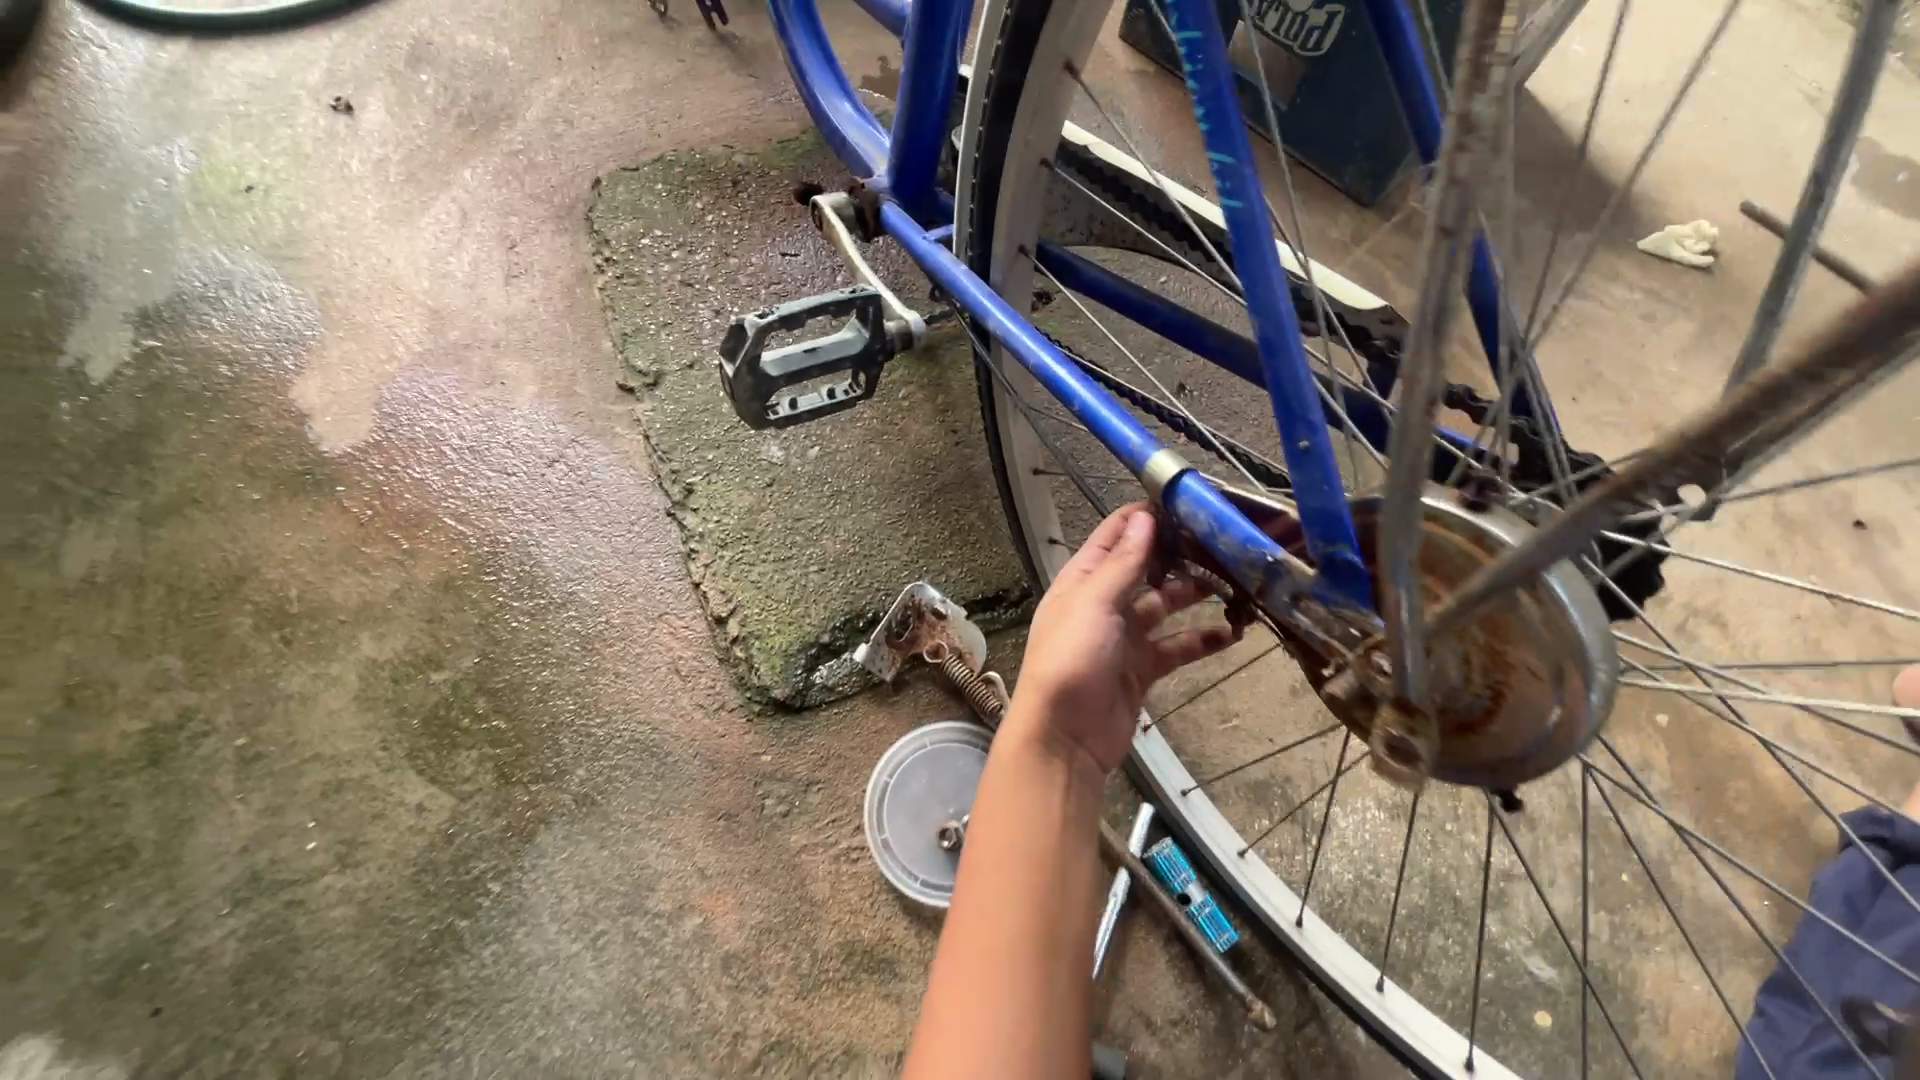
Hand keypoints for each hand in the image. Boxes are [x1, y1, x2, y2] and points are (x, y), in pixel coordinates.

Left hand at [1006, 504, 1240, 771]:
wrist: (1065, 736)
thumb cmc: (1071, 659)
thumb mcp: (1093, 602)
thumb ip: (1121, 563)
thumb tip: (1144, 517)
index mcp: (1081, 581)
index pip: (1113, 537)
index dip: (1145, 518)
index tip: (1186, 502)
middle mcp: (1102, 603)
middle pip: (1144, 569)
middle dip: (1178, 556)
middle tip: (1222, 542)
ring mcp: (1124, 637)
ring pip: (1164, 607)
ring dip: (1194, 595)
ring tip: (1235, 582)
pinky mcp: (1142, 669)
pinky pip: (1176, 647)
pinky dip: (1201, 640)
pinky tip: (1232, 633)